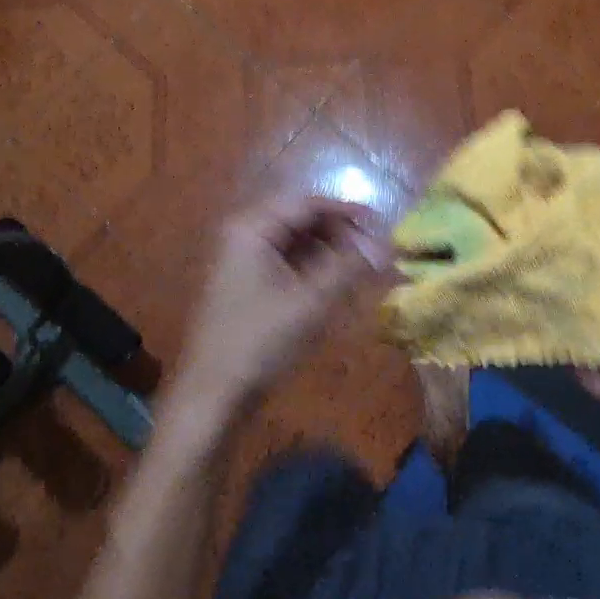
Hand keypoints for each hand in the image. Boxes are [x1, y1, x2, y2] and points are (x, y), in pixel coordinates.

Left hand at [175, 196, 380, 415]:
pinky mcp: (246, 284)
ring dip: (328, 252)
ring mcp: (241, 260)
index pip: (308, 203)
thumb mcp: (312, 302)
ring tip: (360, 271)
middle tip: (373, 252)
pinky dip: (312, 269)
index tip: (381, 224)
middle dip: (339, 234)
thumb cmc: (260, 342)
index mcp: (252, 228)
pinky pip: (286, 262)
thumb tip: (386, 244)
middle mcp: (243, 234)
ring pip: (296, 242)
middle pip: (301, 220)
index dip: (347, 211)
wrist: (212, 396)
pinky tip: (334, 287)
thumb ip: (350, 267)